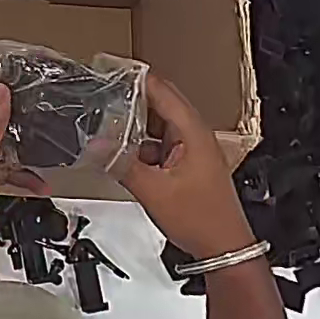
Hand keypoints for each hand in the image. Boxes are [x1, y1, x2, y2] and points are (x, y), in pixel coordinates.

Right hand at [119, 75, 255, 259]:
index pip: (161, 90)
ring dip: (133, 126)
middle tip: (102, 94)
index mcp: (192, 132)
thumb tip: (96, 145)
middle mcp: (193, 135)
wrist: (223, 249)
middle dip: (130, 100)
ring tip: (105, 125)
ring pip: (156, 127)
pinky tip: (121, 155)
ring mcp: (189, 150)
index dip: (135, 78)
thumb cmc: (203, 220)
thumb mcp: (153, 191)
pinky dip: (139, 148)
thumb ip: (121, 164)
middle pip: (158, 105)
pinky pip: (157, 146)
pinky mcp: (184, 165)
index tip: (110, 69)